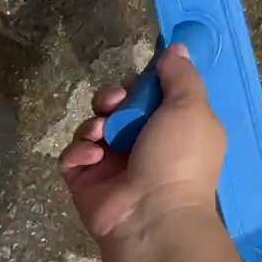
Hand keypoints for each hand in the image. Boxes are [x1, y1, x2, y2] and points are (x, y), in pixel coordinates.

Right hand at [59, 44, 225, 242]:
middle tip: (114, 103)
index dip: (140, 82)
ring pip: (90, 128)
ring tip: (100, 136)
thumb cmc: (178, 158)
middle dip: (110, 99)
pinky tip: (92, 159)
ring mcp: (109, 162)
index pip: (148, 94)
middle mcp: (139, 142)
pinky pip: (71, 156)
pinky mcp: (83, 179)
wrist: (149, 214)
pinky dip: (78, 153)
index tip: (138, 79)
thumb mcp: (189, 107)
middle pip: (114, 106)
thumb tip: (175, 47)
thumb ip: (180, 76)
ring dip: (93, 125)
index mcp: (171, 126)